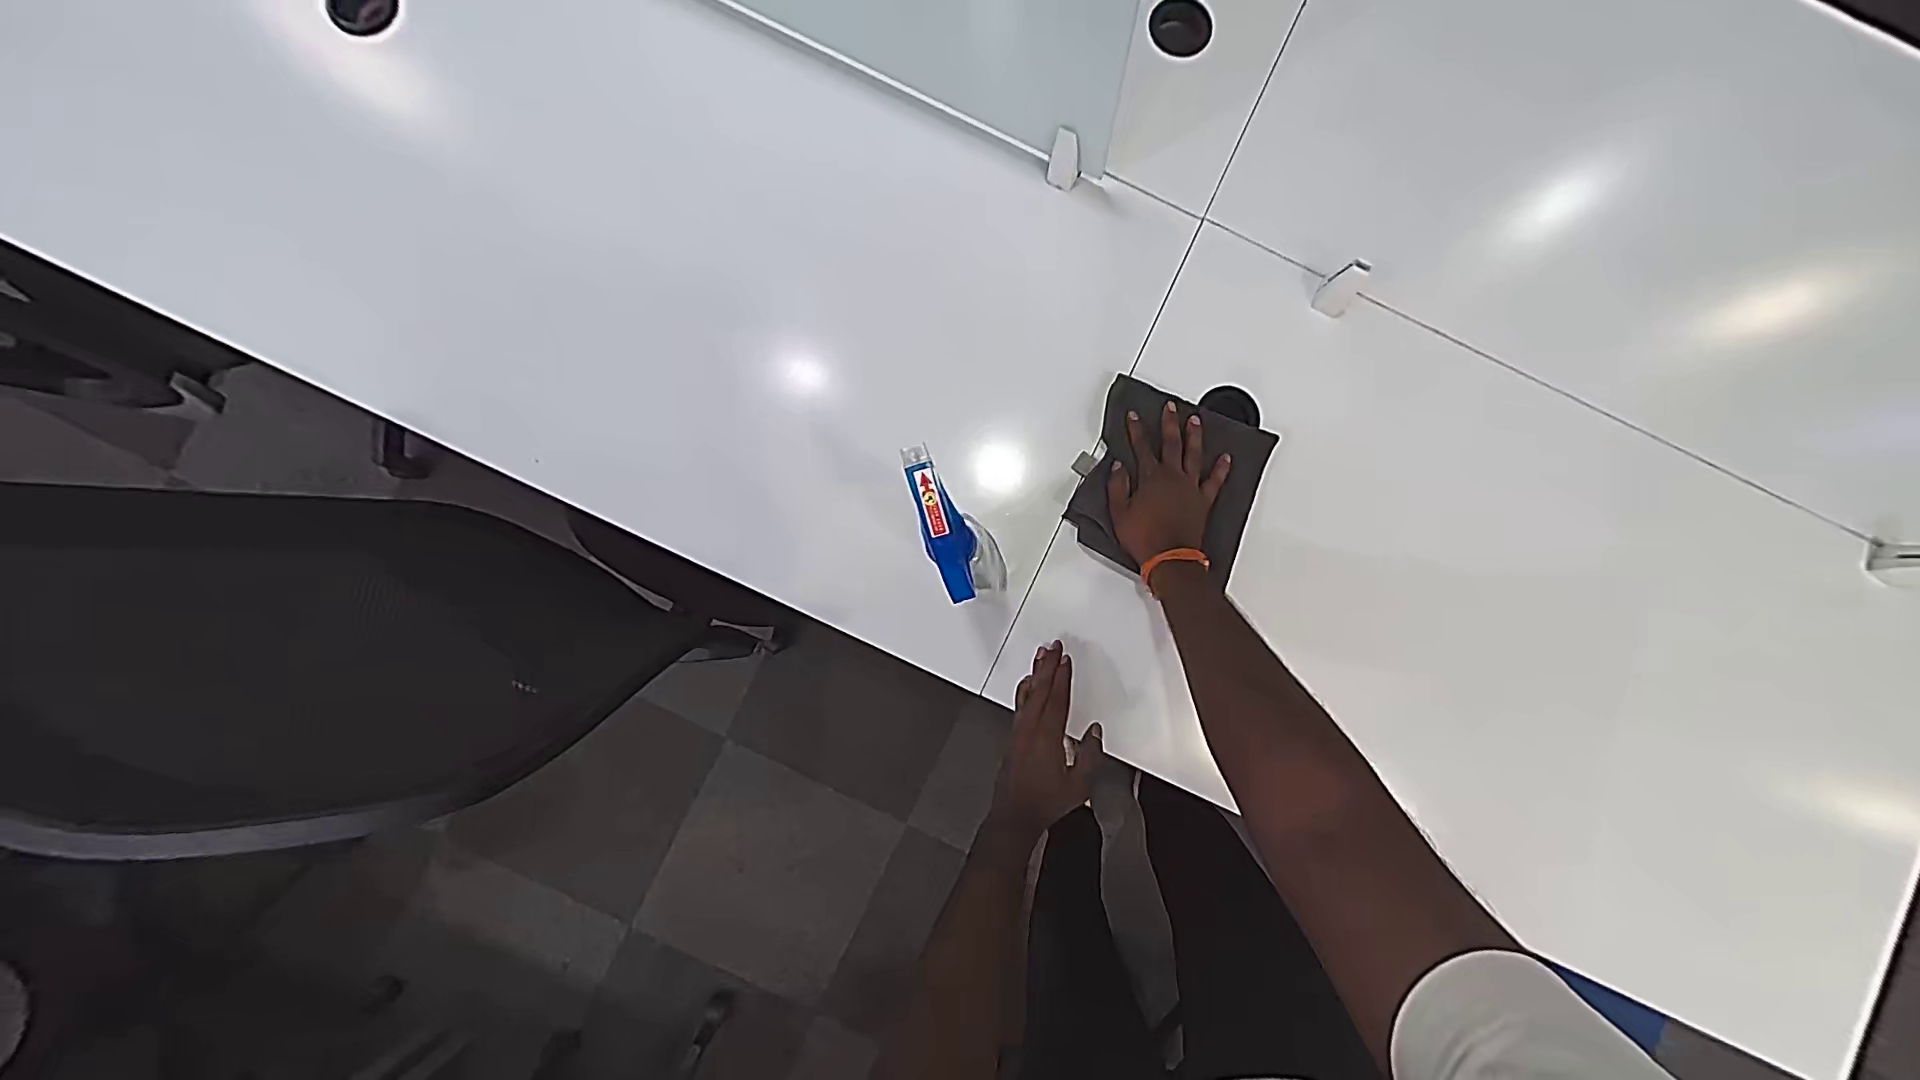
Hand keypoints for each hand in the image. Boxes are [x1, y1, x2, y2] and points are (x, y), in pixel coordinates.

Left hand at [985, 641, 1102, 844]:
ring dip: (1035, 673)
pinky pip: (1020, 704)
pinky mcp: (1013, 737)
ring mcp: (1018, 732)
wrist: (1014, 815)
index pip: (1057, 698)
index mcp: (1047, 736)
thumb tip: (1094, 732)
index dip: (1062, 676)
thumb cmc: (1045, 802)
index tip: (1065, 659)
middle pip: (1040, 689)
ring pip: (1027, 694)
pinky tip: (1027, 684)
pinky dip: (1026, 689)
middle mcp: (1029, 729)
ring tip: (1040, 656)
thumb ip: (1089, 755)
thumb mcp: (1078, 784)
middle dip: (1048, 665)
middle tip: (1053, 646)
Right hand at [1107, 400, 1230, 567]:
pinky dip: (1222, 468)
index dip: (1137, 429)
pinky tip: (1226, 458)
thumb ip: (1118, 486)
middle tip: (1170, 407)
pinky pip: (1215, 480)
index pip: (1142, 447)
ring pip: (1194, 454)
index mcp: (1151, 478)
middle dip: (1169, 423)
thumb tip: (1118, 468)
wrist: (1170, 558)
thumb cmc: (1144, 538)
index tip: (1134, 416)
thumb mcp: (1119, 512)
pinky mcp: (1203, 501)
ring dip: (1194, 435)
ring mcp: (1190, 488)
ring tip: (1195, 420)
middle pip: (1171, 443)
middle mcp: (1173, 478)